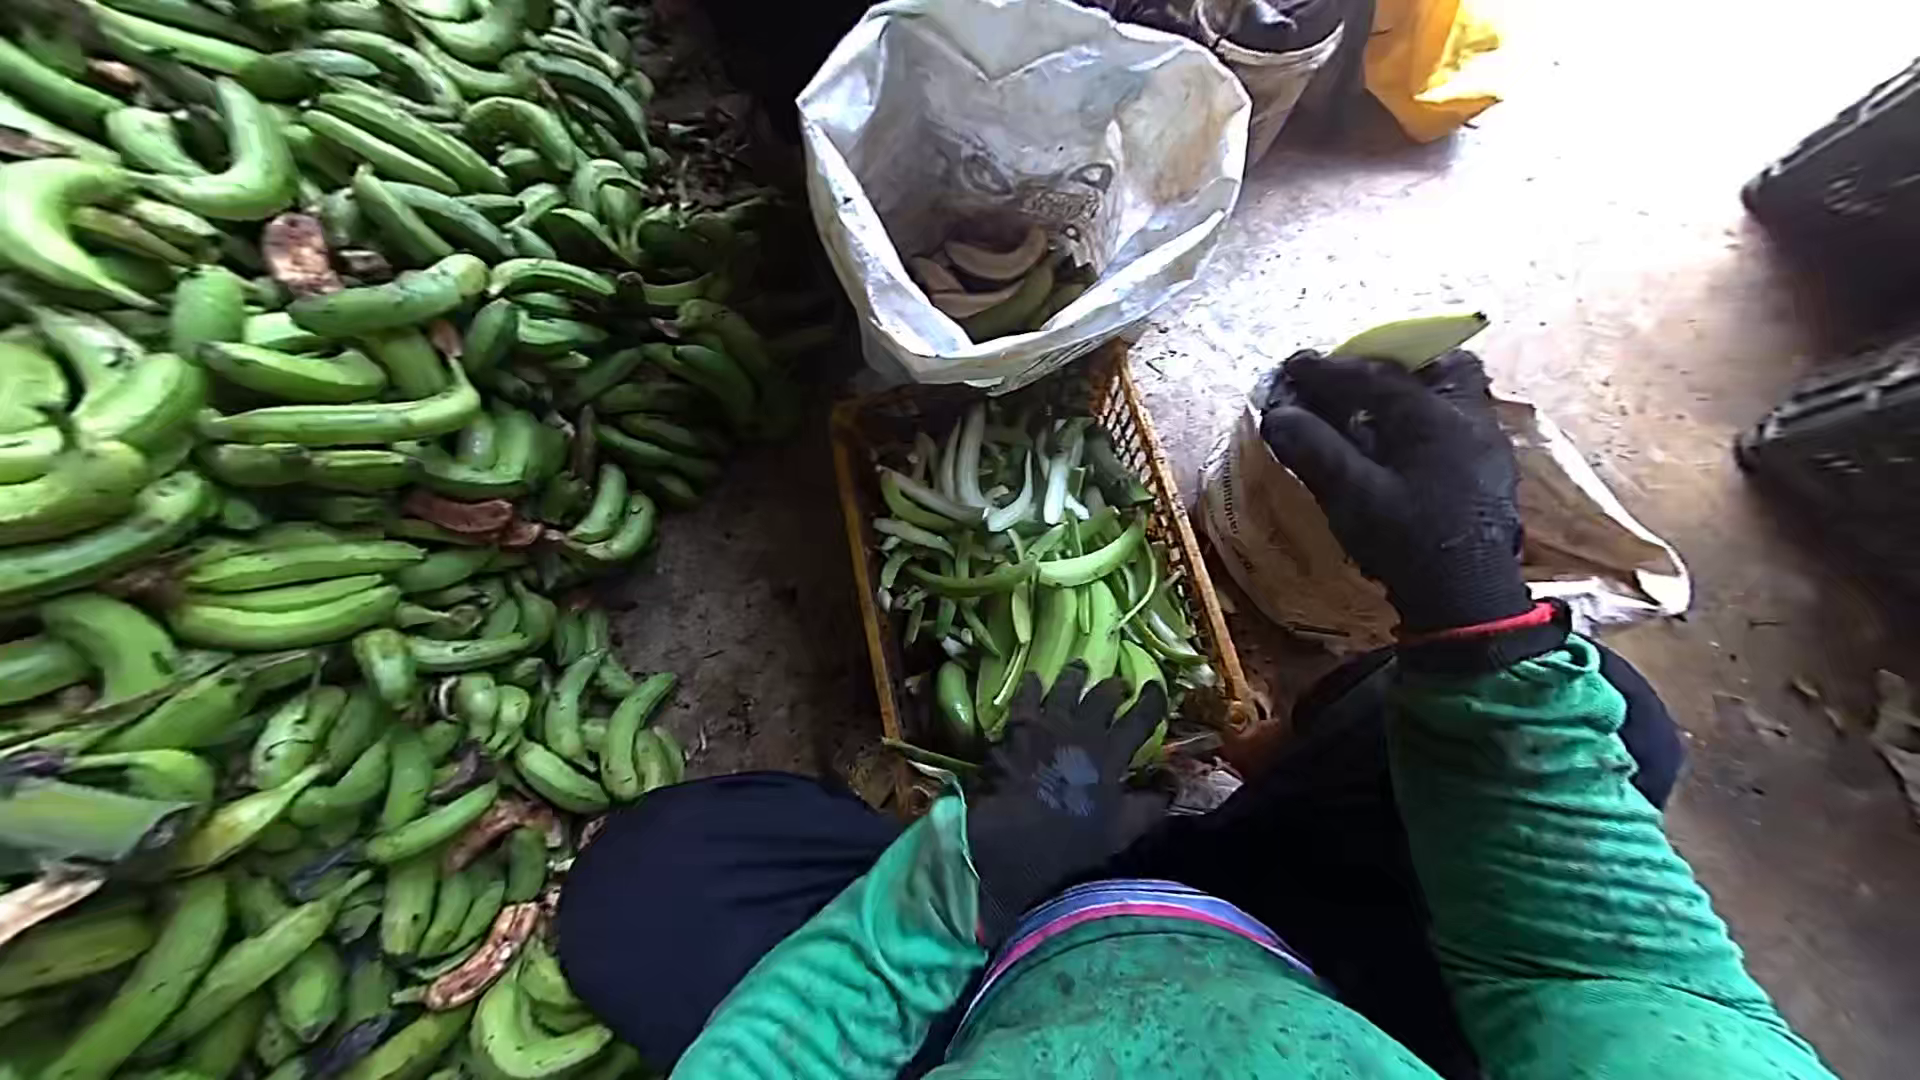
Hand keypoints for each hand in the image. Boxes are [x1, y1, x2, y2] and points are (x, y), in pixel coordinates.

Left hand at [966, 663, 1166, 944]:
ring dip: (1075, 676)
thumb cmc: (1073, 837)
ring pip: (1065, 688)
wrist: (1016, 831)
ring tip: (1080, 667)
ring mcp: (1048, 723)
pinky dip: (1030, 685)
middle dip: (1114, 687)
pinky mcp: (1018, 725)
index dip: (1151, 701)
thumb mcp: (1122, 830)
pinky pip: (1026, 697)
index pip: (1140, 719)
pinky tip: (1032, 677)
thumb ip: (1149, 805)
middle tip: (1119, 683)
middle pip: (1102, 696)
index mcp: (1112, 753)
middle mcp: (1083, 729)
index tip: (1156, 687)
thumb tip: (1173, 785)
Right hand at [1258, 350, 1528, 633]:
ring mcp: (1484, 442)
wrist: (1463, 596)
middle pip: (1435, 367)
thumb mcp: (1349, 496)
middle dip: (1386, 365)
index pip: (1375, 378)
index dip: (1328, 369)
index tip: (1291, 365)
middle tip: (1344, 380)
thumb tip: (1275, 414)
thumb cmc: (1405, 542)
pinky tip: (1391, 438)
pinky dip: (1416, 414)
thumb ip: (1313, 449)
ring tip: (1366, 404)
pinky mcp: (1483, 466)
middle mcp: (1469, 419)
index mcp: (1436, 420)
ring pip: (1450, 392)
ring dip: (1406, 388)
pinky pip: (1451, 417)